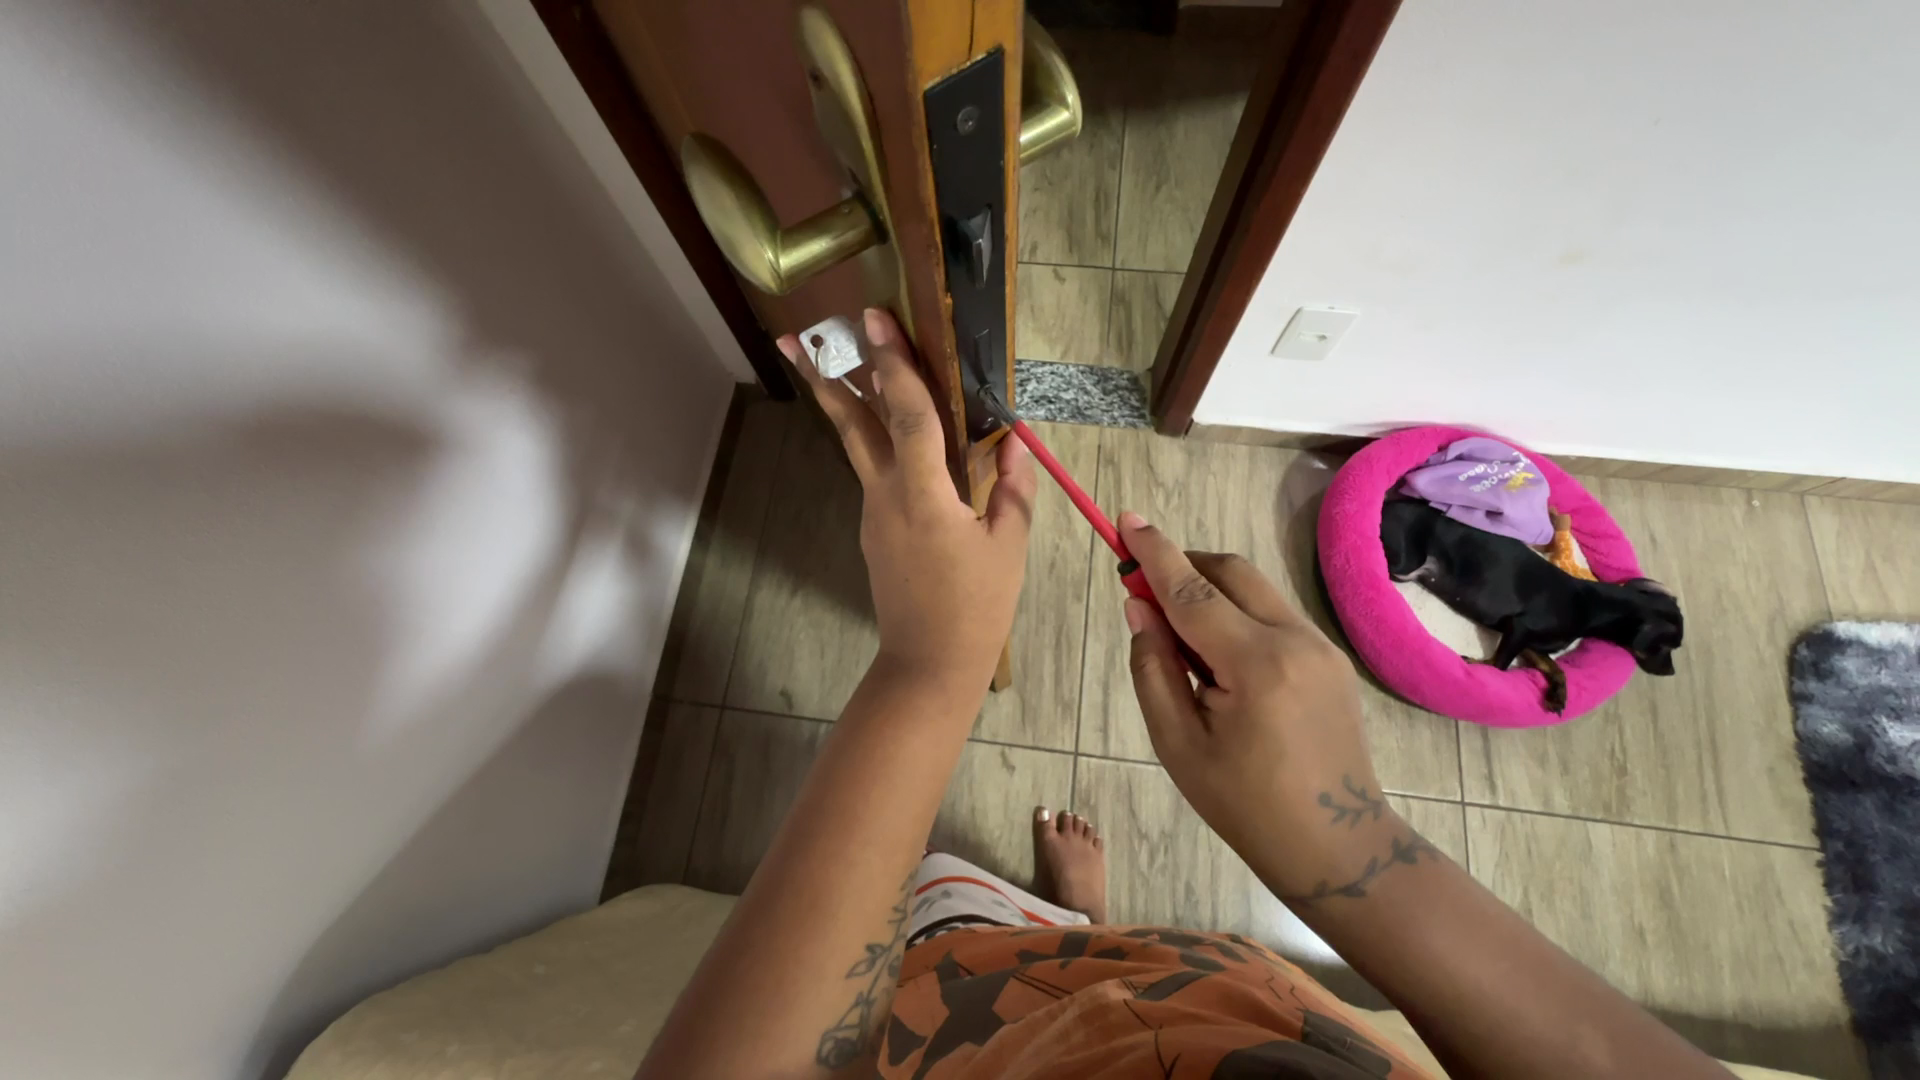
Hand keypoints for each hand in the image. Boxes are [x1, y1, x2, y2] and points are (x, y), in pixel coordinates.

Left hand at [777, 309, 1036, 688]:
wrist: (928, 665)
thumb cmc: (976, 609)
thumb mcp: (1007, 547)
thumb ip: (1012, 490)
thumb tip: (1014, 444)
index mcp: (923, 494)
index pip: (907, 414)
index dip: (894, 362)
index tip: (874, 318)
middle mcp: (885, 496)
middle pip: (854, 425)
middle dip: (826, 377)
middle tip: (796, 338)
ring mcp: (873, 514)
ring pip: (859, 448)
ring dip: (845, 404)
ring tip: (829, 366)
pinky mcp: (874, 531)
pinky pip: (875, 474)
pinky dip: (877, 443)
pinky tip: (893, 436)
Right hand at [1117, 512, 1395, 895]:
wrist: (1339, 847)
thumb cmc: (1245, 805)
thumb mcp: (1179, 743)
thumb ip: (1153, 667)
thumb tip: (1140, 608)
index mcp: (1256, 665)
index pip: (1192, 592)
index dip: (1154, 553)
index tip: (1126, 520)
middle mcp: (1296, 640)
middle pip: (1230, 571)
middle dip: (1183, 564)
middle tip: (1143, 593)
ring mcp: (1321, 646)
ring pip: (1254, 588)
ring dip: (1209, 589)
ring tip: (1178, 636)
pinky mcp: (1330, 657)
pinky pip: (1272, 612)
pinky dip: (1236, 612)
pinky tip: (1218, 656)